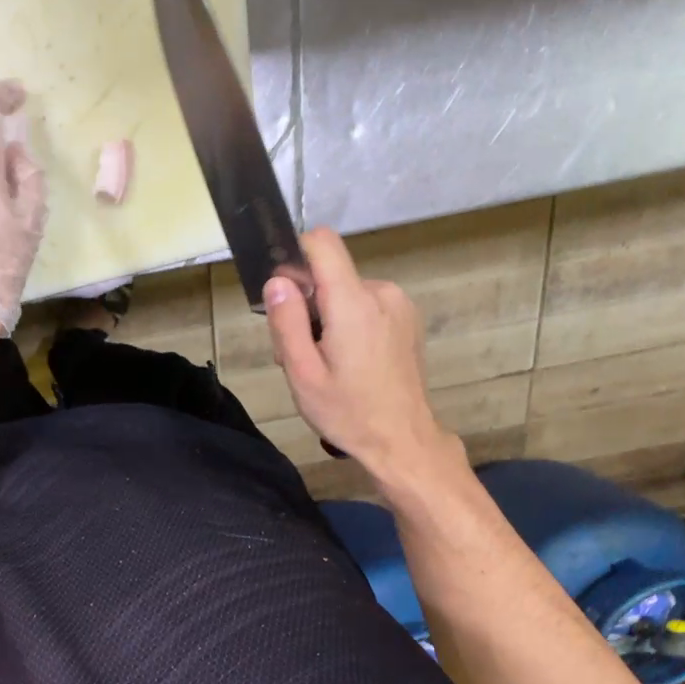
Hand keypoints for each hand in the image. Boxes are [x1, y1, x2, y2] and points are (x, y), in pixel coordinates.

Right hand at [264, 228, 451, 475]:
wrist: (402, 439)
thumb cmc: (347, 412)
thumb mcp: (303, 373)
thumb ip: (287, 323)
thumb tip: (276, 282)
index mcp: (353, 303)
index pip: (322, 244)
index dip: (295, 258)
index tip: (283, 296)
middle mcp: (381, 292)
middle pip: (330, 275)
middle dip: (306, 306)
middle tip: (300, 355)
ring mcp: (399, 304)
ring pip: (346, 292)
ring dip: (327, 319)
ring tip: (324, 364)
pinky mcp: (407, 317)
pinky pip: (366, 305)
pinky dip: (349, 325)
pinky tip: (348, 362)